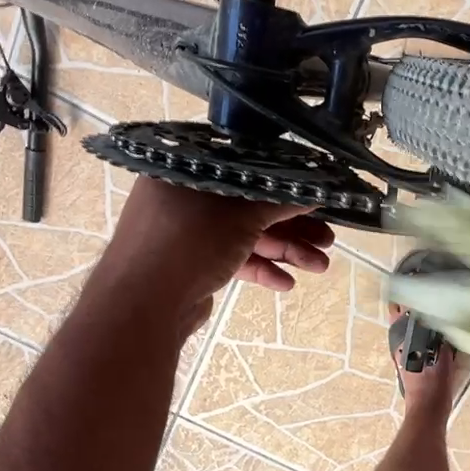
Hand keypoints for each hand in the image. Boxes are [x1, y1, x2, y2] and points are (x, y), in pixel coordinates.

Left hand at [110, 179, 332, 305]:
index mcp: (186, 169)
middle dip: (292, 225)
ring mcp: (185, 232)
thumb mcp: (241, 215)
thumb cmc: (188, 241)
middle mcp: (183, 196)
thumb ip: (278, 201)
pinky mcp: (190, 264)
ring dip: (284, 250)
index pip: (244, 166)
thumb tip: (313, 191)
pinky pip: (231, 258)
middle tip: (327, 238)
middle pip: (249, 205)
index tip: (314, 194)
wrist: (142, 305)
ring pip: (245, 235)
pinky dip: (259, 268)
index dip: (283, 180)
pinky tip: (286, 283)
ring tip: (320, 266)